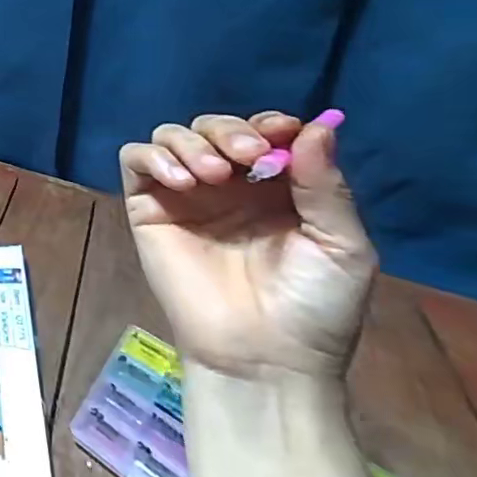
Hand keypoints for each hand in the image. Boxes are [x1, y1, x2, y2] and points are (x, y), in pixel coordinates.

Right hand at [120, 111, 374, 379]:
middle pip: (211, 125)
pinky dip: (153, 157)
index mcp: (273, 186)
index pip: (261, 131)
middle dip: (228, 129)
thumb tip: (318, 124)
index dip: (267, 122)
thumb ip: (326, 185)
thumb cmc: (313, 305)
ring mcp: (183, 192)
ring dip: (190, 141)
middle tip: (247, 154)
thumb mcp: (341, 246)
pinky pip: (134, 160)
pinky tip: (181, 181)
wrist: (263, 354)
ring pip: (170, 134)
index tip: (278, 133)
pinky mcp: (147, 206)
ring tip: (212, 173)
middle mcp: (225, 182)